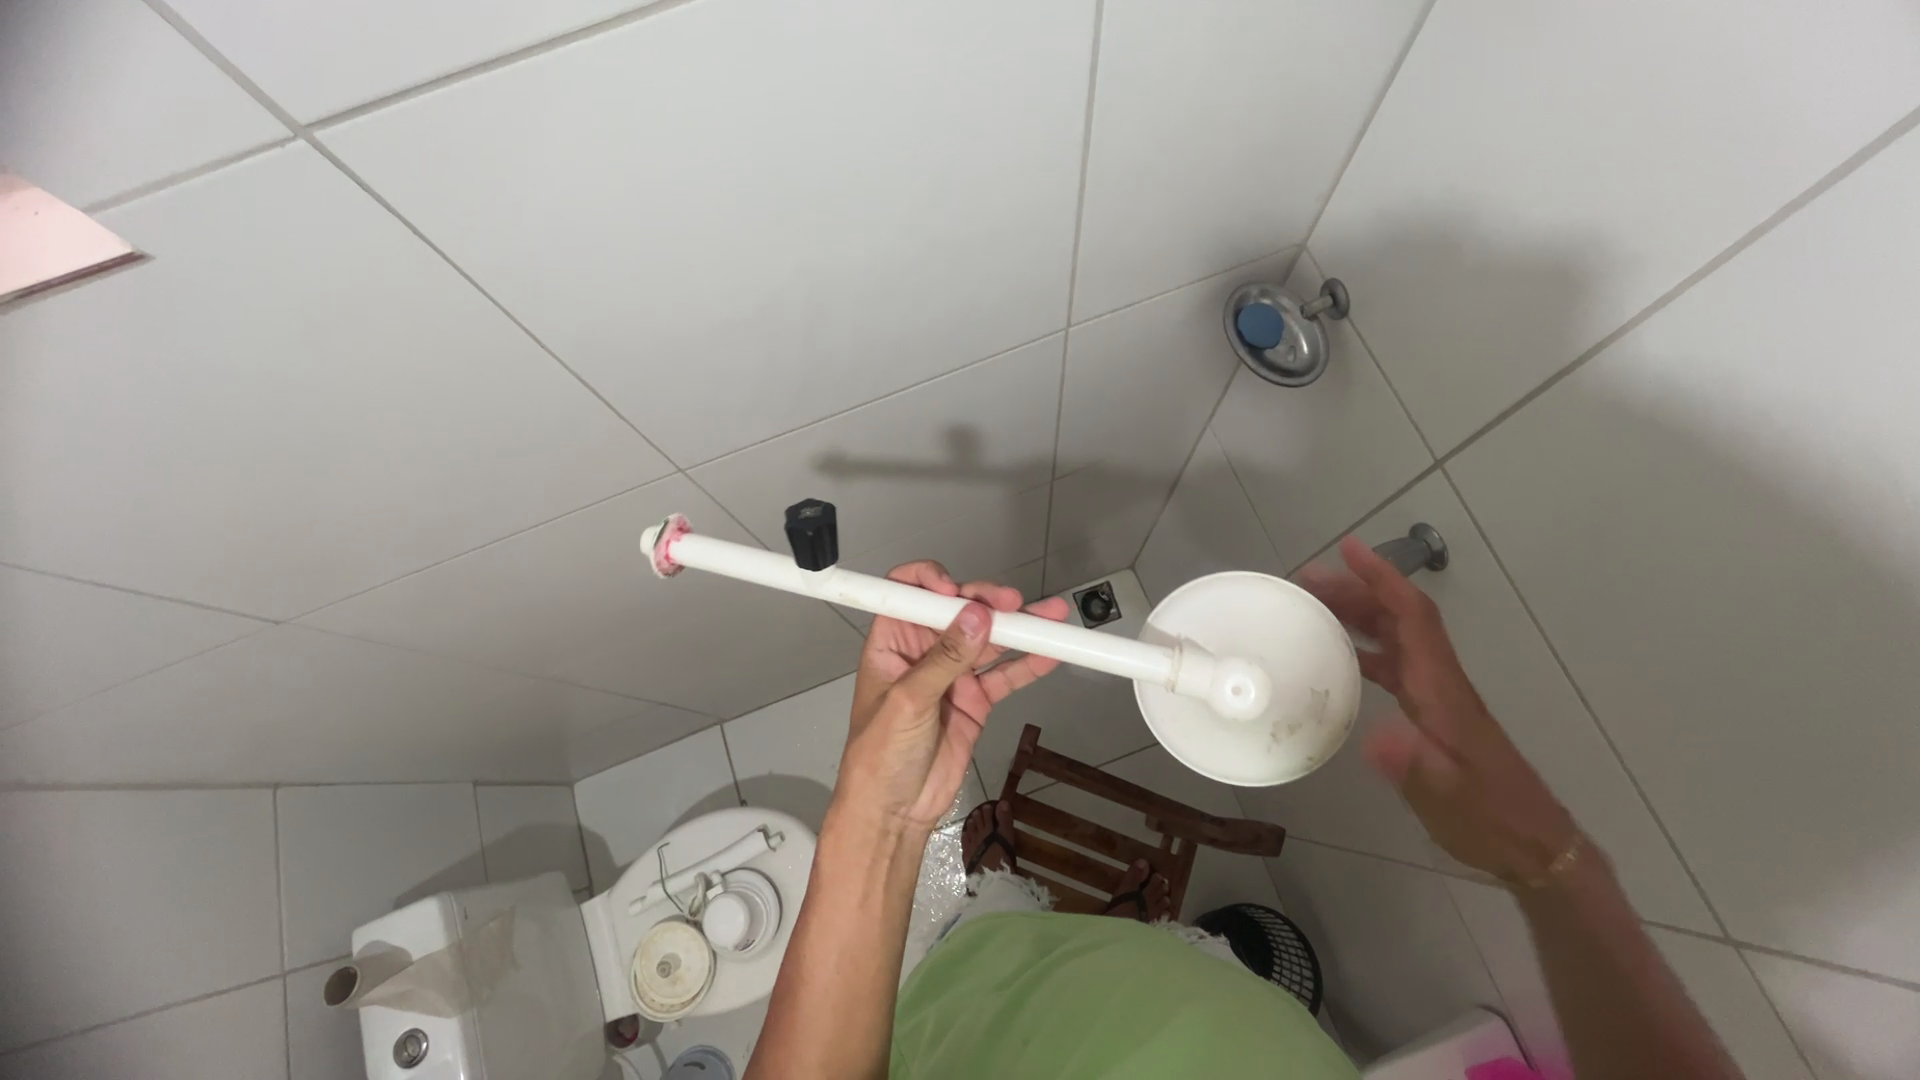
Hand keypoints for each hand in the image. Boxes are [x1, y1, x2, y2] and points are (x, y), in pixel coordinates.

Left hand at [837, 561, 1069, 833]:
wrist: (895, 811)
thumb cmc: (878, 757)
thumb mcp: (907, 702)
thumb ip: (945, 659)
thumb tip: (975, 617)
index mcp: (892, 642)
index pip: (909, 593)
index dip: (932, 583)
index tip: (956, 590)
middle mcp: (922, 651)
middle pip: (958, 611)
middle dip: (987, 603)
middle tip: (1012, 605)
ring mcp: (952, 675)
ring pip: (989, 640)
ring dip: (1019, 629)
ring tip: (1050, 618)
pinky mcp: (975, 699)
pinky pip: (1005, 674)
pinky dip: (1028, 664)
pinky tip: (1050, 654)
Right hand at [1301, 536, 1577, 884]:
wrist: (1533, 846)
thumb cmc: (1489, 818)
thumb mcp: (1444, 795)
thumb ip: (1410, 765)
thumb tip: (1374, 738)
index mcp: (1441, 689)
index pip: (1413, 617)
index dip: (1383, 579)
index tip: (1350, 550)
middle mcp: (1440, 682)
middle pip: (1400, 618)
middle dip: (1357, 590)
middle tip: (1308, 582)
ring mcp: (1437, 696)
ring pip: (1397, 638)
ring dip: (1359, 615)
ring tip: (1315, 607)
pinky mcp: (1433, 712)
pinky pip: (1394, 664)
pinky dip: (1365, 648)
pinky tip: (1339, 655)